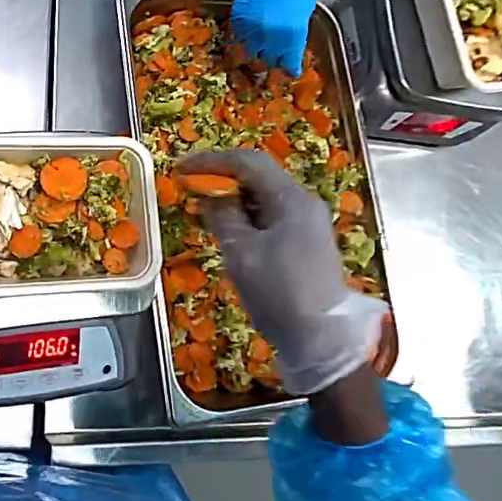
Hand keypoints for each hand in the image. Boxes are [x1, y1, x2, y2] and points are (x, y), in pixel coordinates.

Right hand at [179, 150, 388, 395]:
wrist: (320, 339)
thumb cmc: (279, 292)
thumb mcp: (241, 253)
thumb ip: (223, 217)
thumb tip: (211, 198)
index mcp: (292, 199)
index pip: (248, 163)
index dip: (212, 161)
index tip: (181, 168)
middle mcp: (303, 205)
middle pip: (258, 178)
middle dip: (222, 179)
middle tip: (190, 187)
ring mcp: (307, 225)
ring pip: (263, 199)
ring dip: (232, 200)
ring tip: (202, 211)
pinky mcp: (304, 244)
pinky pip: (269, 218)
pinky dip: (245, 218)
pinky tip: (227, 232)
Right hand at [233, 0, 317, 73]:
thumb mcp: (305, 11)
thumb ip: (296, 34)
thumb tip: (288, 48)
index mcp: (292, 34)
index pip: (287, 64)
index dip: (288, 69)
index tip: (288, 70)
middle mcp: (270, 35)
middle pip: (267, 61)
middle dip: (271, 60)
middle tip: (273, 58)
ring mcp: (251, 27)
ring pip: (249, 52)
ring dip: (255, 51)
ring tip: (260, 47)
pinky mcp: (238, 18)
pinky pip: (239, 37)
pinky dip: (244, 38)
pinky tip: (251, 33)